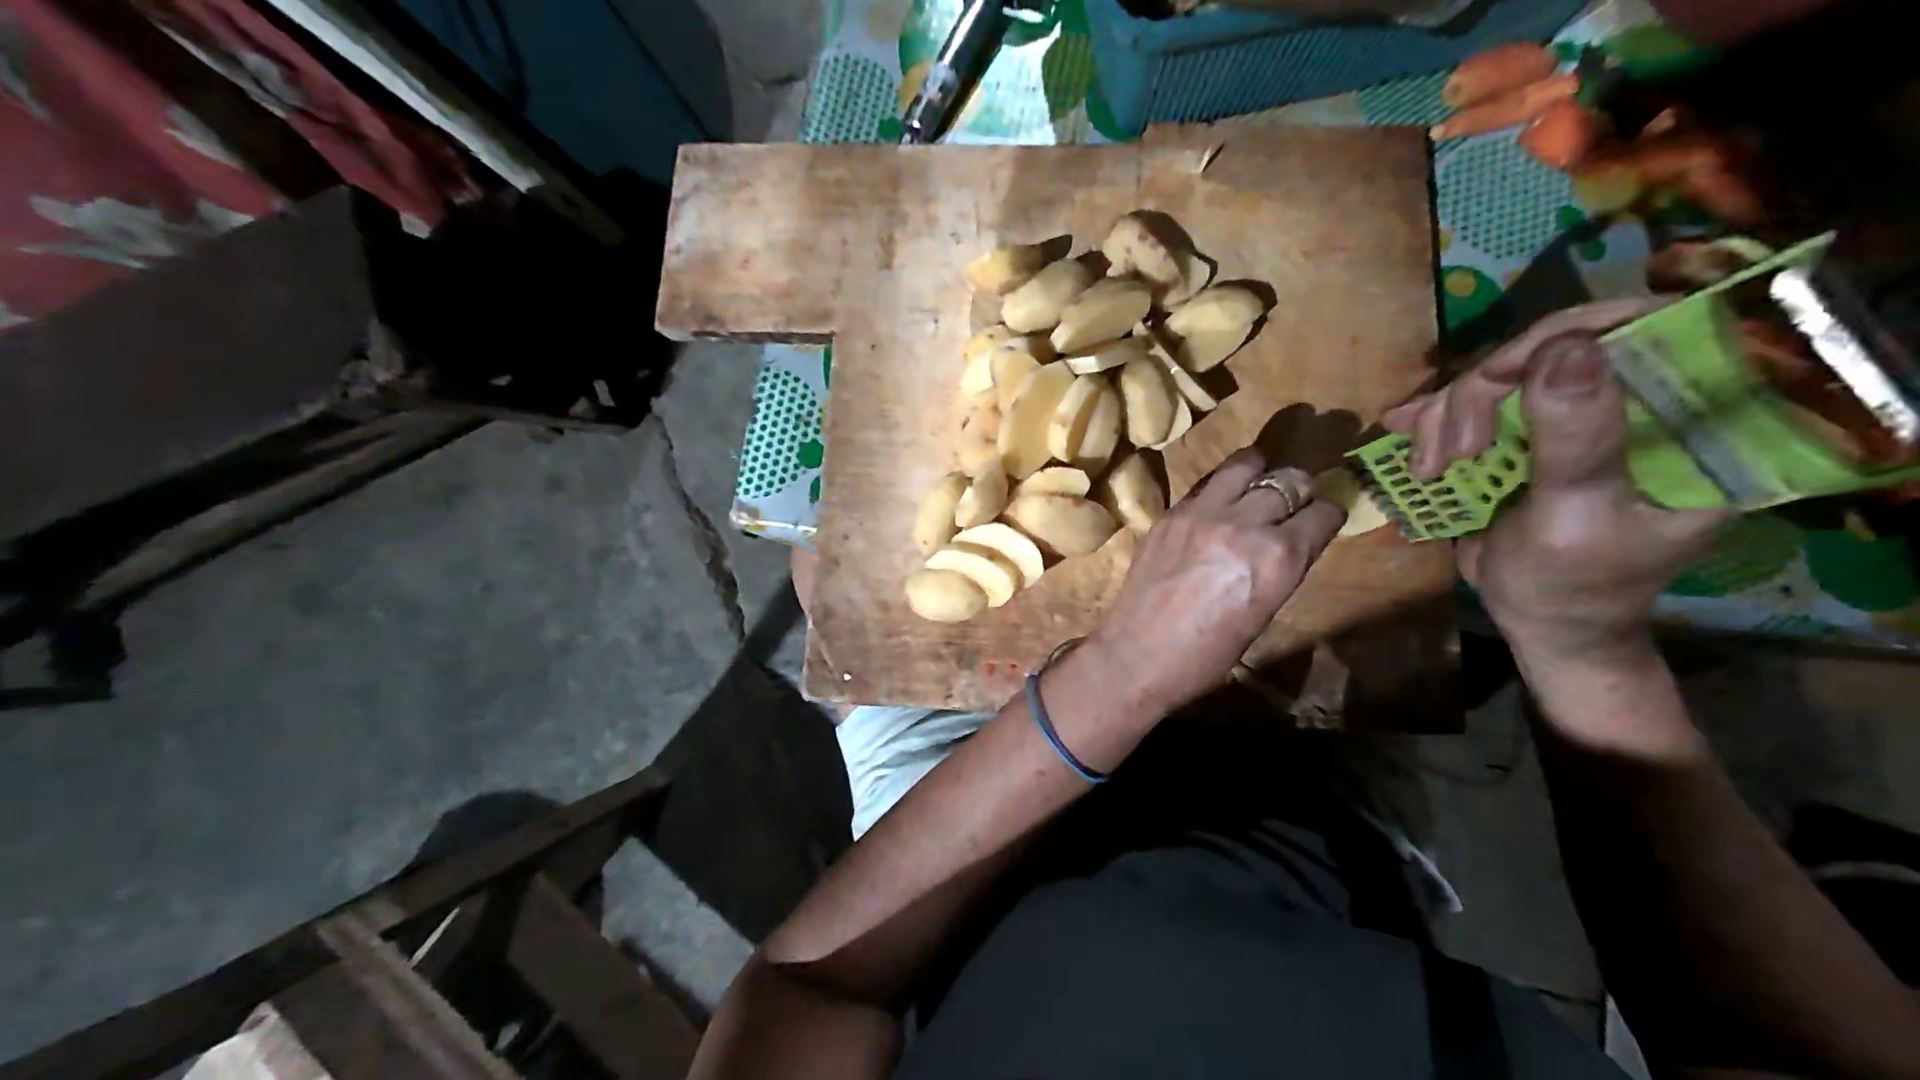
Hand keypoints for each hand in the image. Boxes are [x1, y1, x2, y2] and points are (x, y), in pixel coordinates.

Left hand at [1086, 449, 1344, 715]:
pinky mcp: (1170, 513)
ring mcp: (1202, 513)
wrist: (1136, 656)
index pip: (1323, 513)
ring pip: (1245, 465)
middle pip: (1289, 481)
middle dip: (1300, 489)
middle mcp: (1245, 525)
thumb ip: (1281, 567)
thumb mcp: (1263, 613)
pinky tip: (1220, 500)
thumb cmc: (1206, 655)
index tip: (1323, 520)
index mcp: (1279, 558)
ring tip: (1258, 482)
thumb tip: (1292, 539)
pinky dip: (1221, 486)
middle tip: (1293, 501)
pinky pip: (1206, 483)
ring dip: (1259, 471)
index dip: (1327, 516)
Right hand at [1386, 302, 1727, 666]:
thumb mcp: (1574, 514)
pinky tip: (1403, 433)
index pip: (1646, 328)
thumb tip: (1564, 345)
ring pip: (1502, 373)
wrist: (1541, 619)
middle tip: (1451, 450)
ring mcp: (1577, 413)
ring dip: (1447, 413)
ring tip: (1428, 467)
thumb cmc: (1573, 582)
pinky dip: (1434, 416)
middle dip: (1484, 392)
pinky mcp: (1531, 430)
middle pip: (1553, 347)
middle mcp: (1638, 401)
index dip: (1566, 335)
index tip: (1498, 377)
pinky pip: (1475, 400)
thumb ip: (1576, 436)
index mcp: (1690, 417)